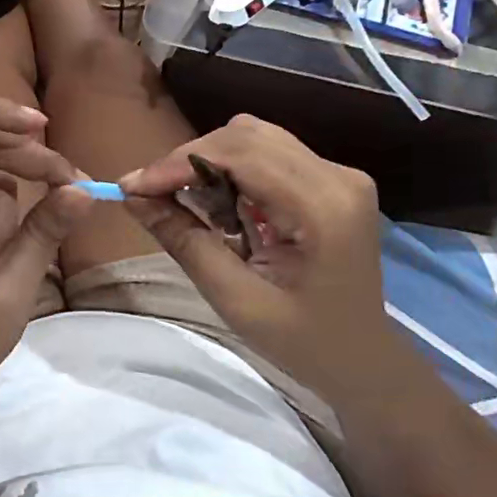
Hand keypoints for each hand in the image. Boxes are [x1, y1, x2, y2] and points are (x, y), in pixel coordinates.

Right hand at [120, 115, 388, 384]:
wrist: (363, 360)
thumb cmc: (305, 343)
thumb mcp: (237, 300)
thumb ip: (186, 242)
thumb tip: (134, 198)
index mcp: (323, 207)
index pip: (242, 154)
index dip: (180, 162)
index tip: (133, 186)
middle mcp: (338, 176)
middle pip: (248, 136)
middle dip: (190, 160)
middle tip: (150, 195)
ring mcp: (339, 175)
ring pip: (256, 139)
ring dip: (209, 163)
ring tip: (180, 201)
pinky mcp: (332, 180)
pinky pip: (270, 156)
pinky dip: (232, 172)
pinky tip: (216, 205)